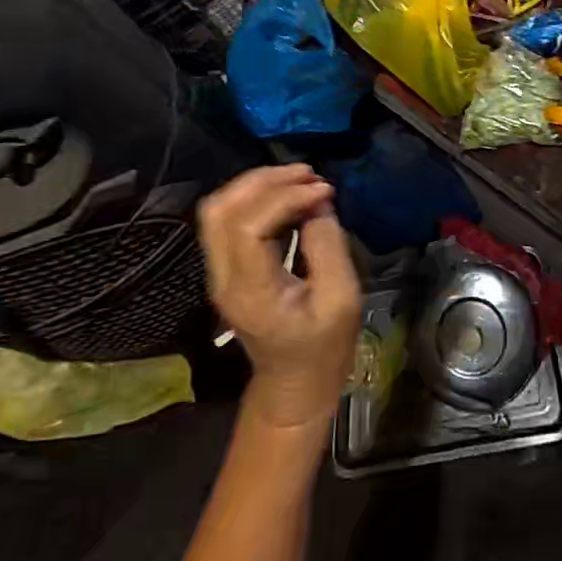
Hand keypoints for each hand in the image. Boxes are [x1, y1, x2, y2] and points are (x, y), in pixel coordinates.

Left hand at [198, 164, 360, 429]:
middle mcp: (224, 277)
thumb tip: (318, 203)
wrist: (293, 385)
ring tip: (301, 180)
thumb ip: (328, 247)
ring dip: (258, 186)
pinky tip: (290, 197)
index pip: (249, 225)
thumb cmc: (322, 349)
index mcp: (250, 289)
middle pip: (221, 209)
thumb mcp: (341, 300)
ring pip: (219, 210)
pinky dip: (257, 199)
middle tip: (309, 175)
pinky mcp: (227, 268)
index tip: (324, 191)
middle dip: (264, 181)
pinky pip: (230, 220)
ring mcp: (219, 272)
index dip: (285, 197)